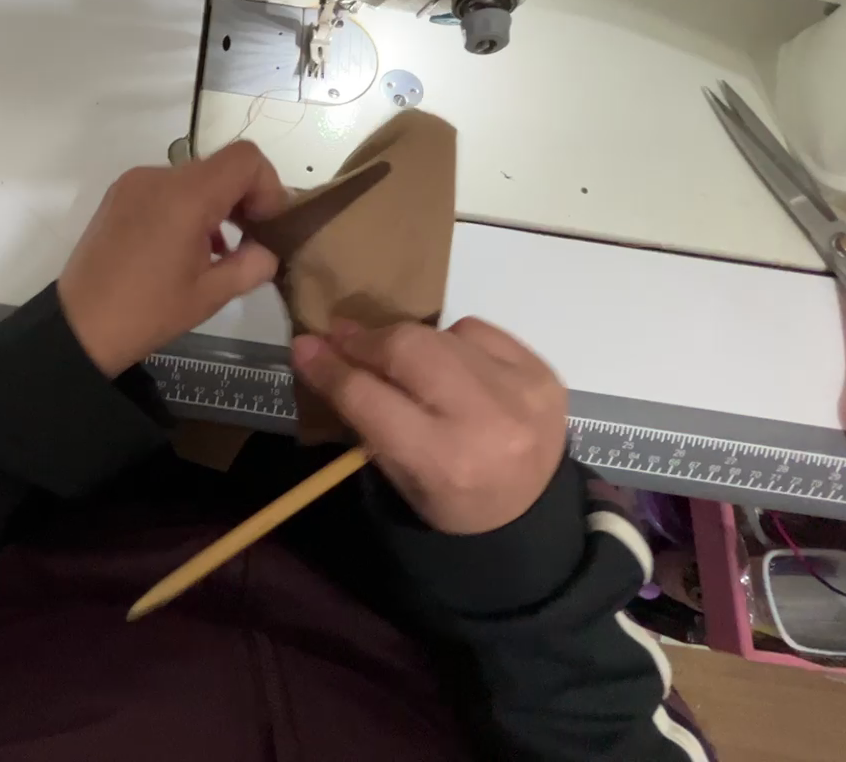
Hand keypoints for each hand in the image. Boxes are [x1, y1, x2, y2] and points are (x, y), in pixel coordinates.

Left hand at [59, 141, 288, 376]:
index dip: (268, 187)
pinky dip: (186, 207)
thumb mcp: (210, 295)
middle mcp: (157, 177)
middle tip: (251, 241)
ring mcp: (133, 184)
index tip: (265, 225)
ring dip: (214, 205)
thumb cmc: (147, 313)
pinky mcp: (117, 196)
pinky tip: (186, 247)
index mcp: (185, 196)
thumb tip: (268, 250)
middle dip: (243, 199)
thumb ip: (252, 265)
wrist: (79, 328)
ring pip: (193, 177)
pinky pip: (165, 188)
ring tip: (216, 251)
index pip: (245, 159)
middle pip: (219, 167)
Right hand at [291, 318, 567, 533]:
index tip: (303, 346)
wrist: (529, 515)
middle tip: (339, 337)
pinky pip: (475, 330)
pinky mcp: (542, 372)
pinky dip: (450, 339)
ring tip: (388, 352)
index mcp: (441, 461)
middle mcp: (486, 422)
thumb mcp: (393, 470)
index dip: (329, 366)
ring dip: (403, 340)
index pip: (368, 396)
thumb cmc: (447, 498)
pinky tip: (446, 362)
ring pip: (437, 334)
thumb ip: (356, 409)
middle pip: (407, 350)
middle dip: (364, 340)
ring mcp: (520, 391)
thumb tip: (313, 349)